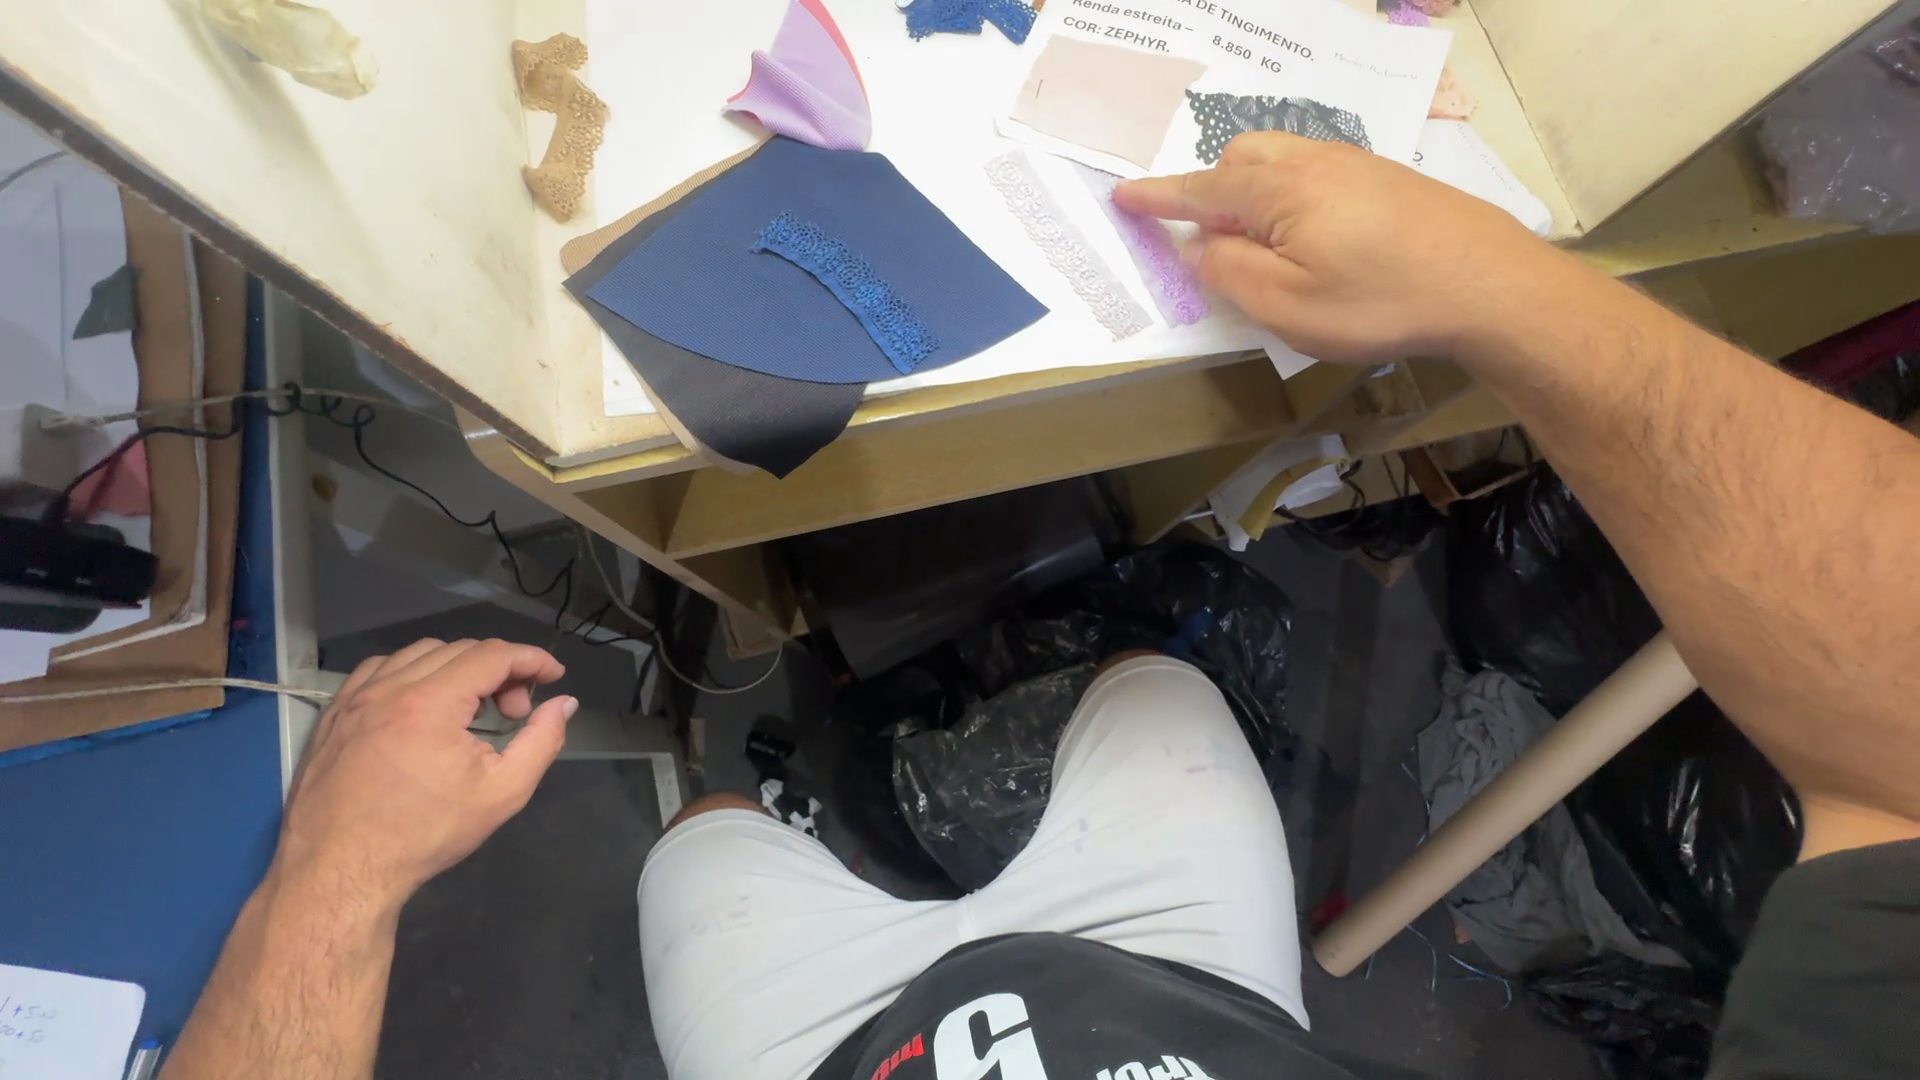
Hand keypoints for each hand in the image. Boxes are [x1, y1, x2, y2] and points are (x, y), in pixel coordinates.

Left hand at [273, 638, 577, 913]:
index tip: (554, 677)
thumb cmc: (426, 833)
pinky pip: (379, 669)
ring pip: (420, 653)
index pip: (494, 655)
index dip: (533, 659)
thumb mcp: (505, 790)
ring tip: (472, 707)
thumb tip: (565, 703)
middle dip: (502, 670)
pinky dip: (413, 672)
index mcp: (431, 703)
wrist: (338, 874)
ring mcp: (354, 700)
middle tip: (515, 711)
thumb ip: (543, 739)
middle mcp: (390, 689)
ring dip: (459, 666)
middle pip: (461, 650)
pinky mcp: (333, 717)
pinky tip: (424, 703)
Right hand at [1114, 132, 1558, 365]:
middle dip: (1209, 191)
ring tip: (1259, 248)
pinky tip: (1308, 238)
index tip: (1123, 196)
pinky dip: (1286, 196)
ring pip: (1279, 160)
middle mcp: (1314, 163)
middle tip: (1209, 244)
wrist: (1488, 287)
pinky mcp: (1383, 179)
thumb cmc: (1377, 303)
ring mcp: (1354, 165)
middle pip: (1241, 157)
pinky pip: (1312, 171)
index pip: (1202, 189)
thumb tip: (1197, 246)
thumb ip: (1228, 271)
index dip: (1158, 197)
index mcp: (1281, 192)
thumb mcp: (1284, 304)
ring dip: (1249, 194)